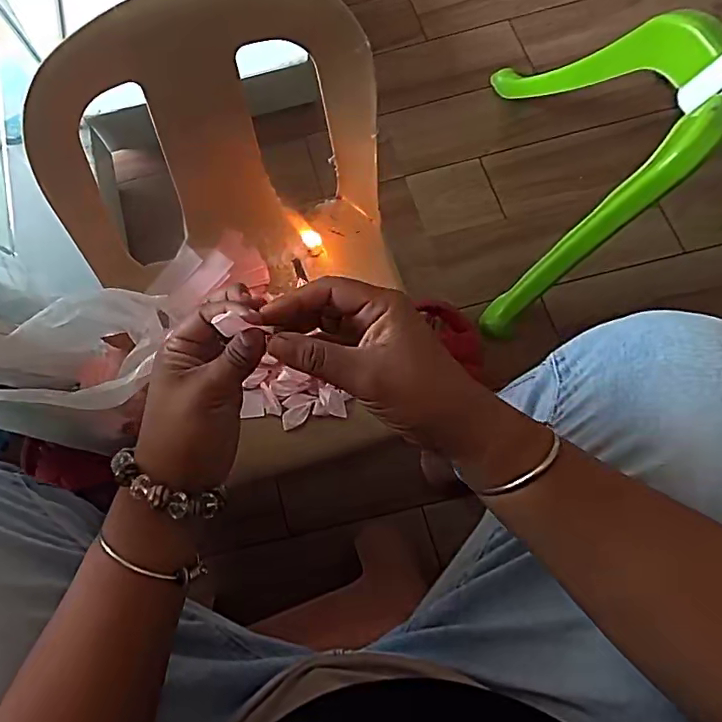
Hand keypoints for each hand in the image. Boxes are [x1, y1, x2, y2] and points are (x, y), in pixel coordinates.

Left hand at [132, 286, 267, 491]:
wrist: (181, 479)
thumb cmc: (184, 432)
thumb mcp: (207, 392)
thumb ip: (233, 359)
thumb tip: (259, 329)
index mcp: (178, 346)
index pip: (206, 313)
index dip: (232, 308)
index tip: (259, 313)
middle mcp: (194, 350)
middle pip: (220, 319)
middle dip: (243, 310)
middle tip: (270, 307)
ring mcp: (212, 366)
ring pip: (234, 336)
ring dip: (252, 328)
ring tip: (277, 321)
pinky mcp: (227, 382)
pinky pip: (243, 356)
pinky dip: (257, 348)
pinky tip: (275, 343)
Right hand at [255, 277, 529, 464]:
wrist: (461, 430)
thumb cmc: (419, 394)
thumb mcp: (364, 375)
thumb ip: (315, 357)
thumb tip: (271, 343)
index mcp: (380, 304)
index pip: (327, 290)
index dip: (292, 301)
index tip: (262, 316)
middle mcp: (375, 312)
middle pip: (325, 305)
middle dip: (293, 315)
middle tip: (260, 330)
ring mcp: (373, 335)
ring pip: (327, 326)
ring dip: (301, 334)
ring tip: (269, 343)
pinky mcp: (372, 356)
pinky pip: (335, 346)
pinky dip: (314, 351)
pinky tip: (293, 358)